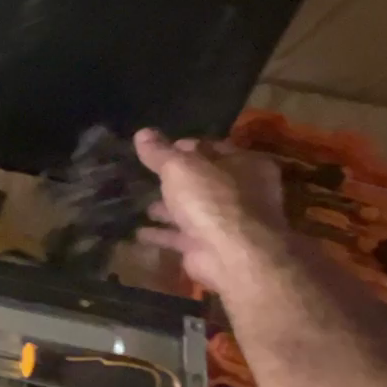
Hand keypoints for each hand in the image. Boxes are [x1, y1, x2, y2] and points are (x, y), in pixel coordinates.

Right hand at [133, 129, 287, 295]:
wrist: (231, 254)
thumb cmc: (211, 200)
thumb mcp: (179, 167)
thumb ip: (160, 152)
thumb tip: (142, 133)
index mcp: (246, 165)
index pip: (212, 148)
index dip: (185, 147)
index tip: (158, 150)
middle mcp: (243, 191)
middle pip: (203, 180)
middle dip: (176, 180)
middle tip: (147, 177)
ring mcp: (229, 221)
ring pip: (193, 209)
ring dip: (169, 208)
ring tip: (142, 205)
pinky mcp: (212, 246)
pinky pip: (181, 236)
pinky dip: (163, 234)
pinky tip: (140, 232)